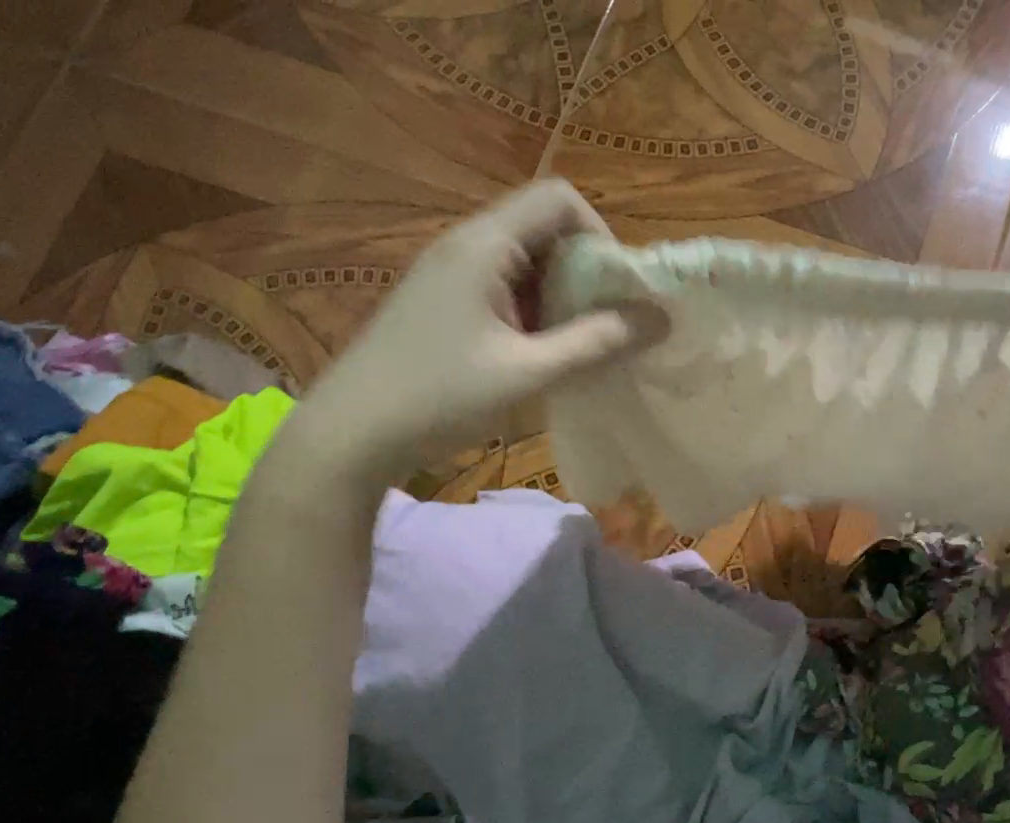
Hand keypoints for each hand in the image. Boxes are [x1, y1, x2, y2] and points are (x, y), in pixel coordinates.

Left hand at [294, 179, 666, 480]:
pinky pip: (501, 287)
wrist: (350, 435)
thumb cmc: (439, 398)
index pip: (558, 199)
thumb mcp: (528, 373)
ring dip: (560, 297)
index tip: (617, 291)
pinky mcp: (441, 303)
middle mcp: (464, 245)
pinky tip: (537, 357)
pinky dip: (532, 312)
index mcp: (483, 246)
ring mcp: (448, 274)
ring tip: (576, 349)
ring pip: (525, 262)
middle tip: (606, 327)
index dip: (600, 235)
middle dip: (585, 271)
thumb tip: (659, 319)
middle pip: (543, 228)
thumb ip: (595, 343)